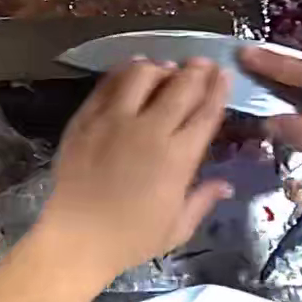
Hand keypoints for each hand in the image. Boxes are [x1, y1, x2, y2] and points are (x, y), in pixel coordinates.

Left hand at [33, 57, 233, 278]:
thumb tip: (226, 184)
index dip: (217, 90)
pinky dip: (124, 71)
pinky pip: (108, 84)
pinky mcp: (86, 119)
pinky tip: (132, 68)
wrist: (76, 239)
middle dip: (196, 71)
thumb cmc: (130, 239)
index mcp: (178, 157)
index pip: (206, 113)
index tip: (223, 75)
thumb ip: (203, 200)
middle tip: (202, 62)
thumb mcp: (177, 228)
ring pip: (143, 76)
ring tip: (166, 67)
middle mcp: (150, 130)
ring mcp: (115, 121)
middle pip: (180, 87)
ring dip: (160, 68)